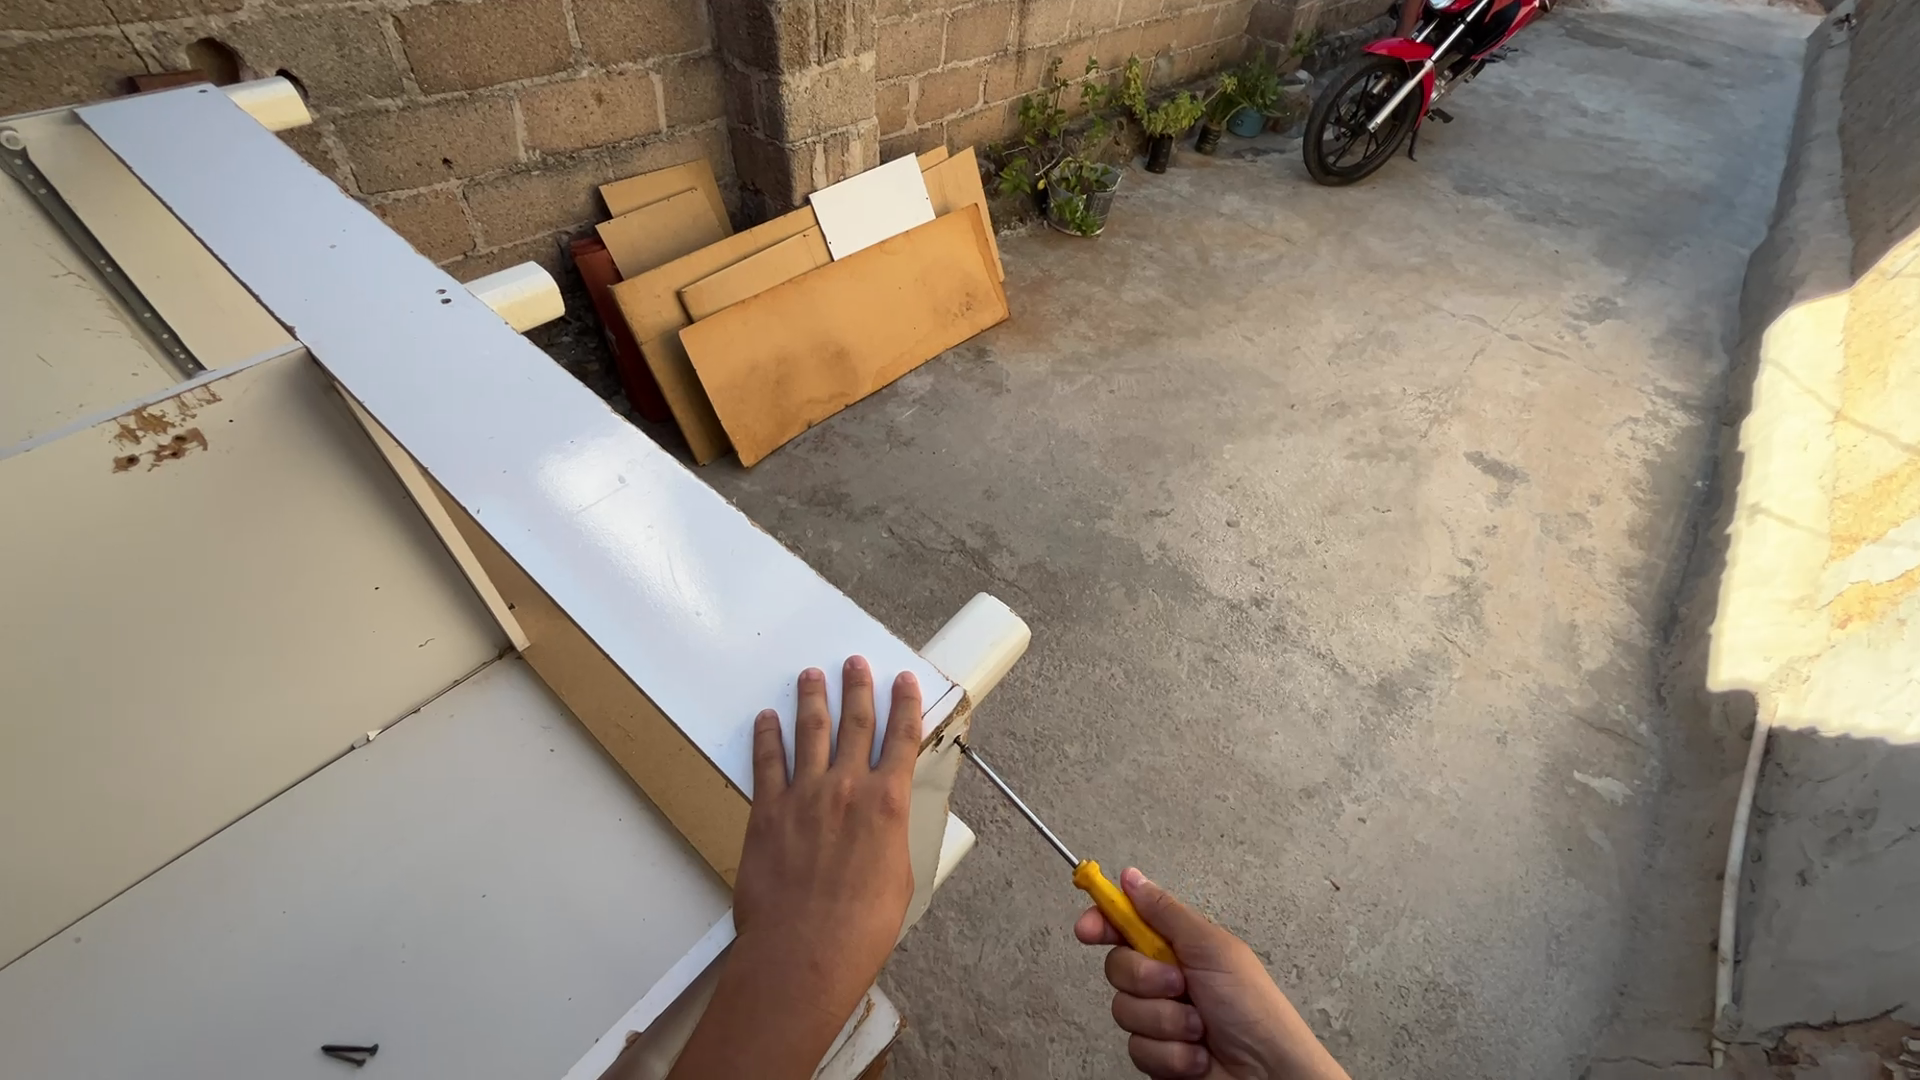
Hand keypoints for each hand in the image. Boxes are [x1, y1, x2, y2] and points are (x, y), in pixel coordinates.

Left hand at [660, 658, 921, 1079]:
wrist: (805, 952)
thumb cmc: (862, 927)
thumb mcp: (899, 877)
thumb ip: (889, 836)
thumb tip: (884, 824)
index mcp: (888, 802)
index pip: (902, 738)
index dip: (904, 704)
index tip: (903, 679)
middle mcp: (848, 786)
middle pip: (856, 722)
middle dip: (858, 687)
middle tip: (855, 662)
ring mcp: (806, 794)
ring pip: (811, 731)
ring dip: (813, 699)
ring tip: (811, 674)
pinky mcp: (769, 810)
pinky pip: (767, 762)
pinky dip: (767, 737)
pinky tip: (766, 718)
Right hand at [1075, 869, 1349, 1079]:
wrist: (1269, 1076)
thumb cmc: (1253, 1008)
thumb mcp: (1210, 946)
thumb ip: (1163, 911)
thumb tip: (1130, 876)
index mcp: (1175, 944)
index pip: (1123, 922)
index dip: (1101, 921)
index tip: (1087, 930)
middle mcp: (1162, 977)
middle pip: (1116, 965)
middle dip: (1146, 979)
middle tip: (1179, 984)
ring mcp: (1159, 1018)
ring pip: (1124, 1010)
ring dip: (1164, 1021)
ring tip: (1199, 1029)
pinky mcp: (1158, 1056)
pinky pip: (1137, 1049)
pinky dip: (1169, 1054)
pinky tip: (1196, 1056)